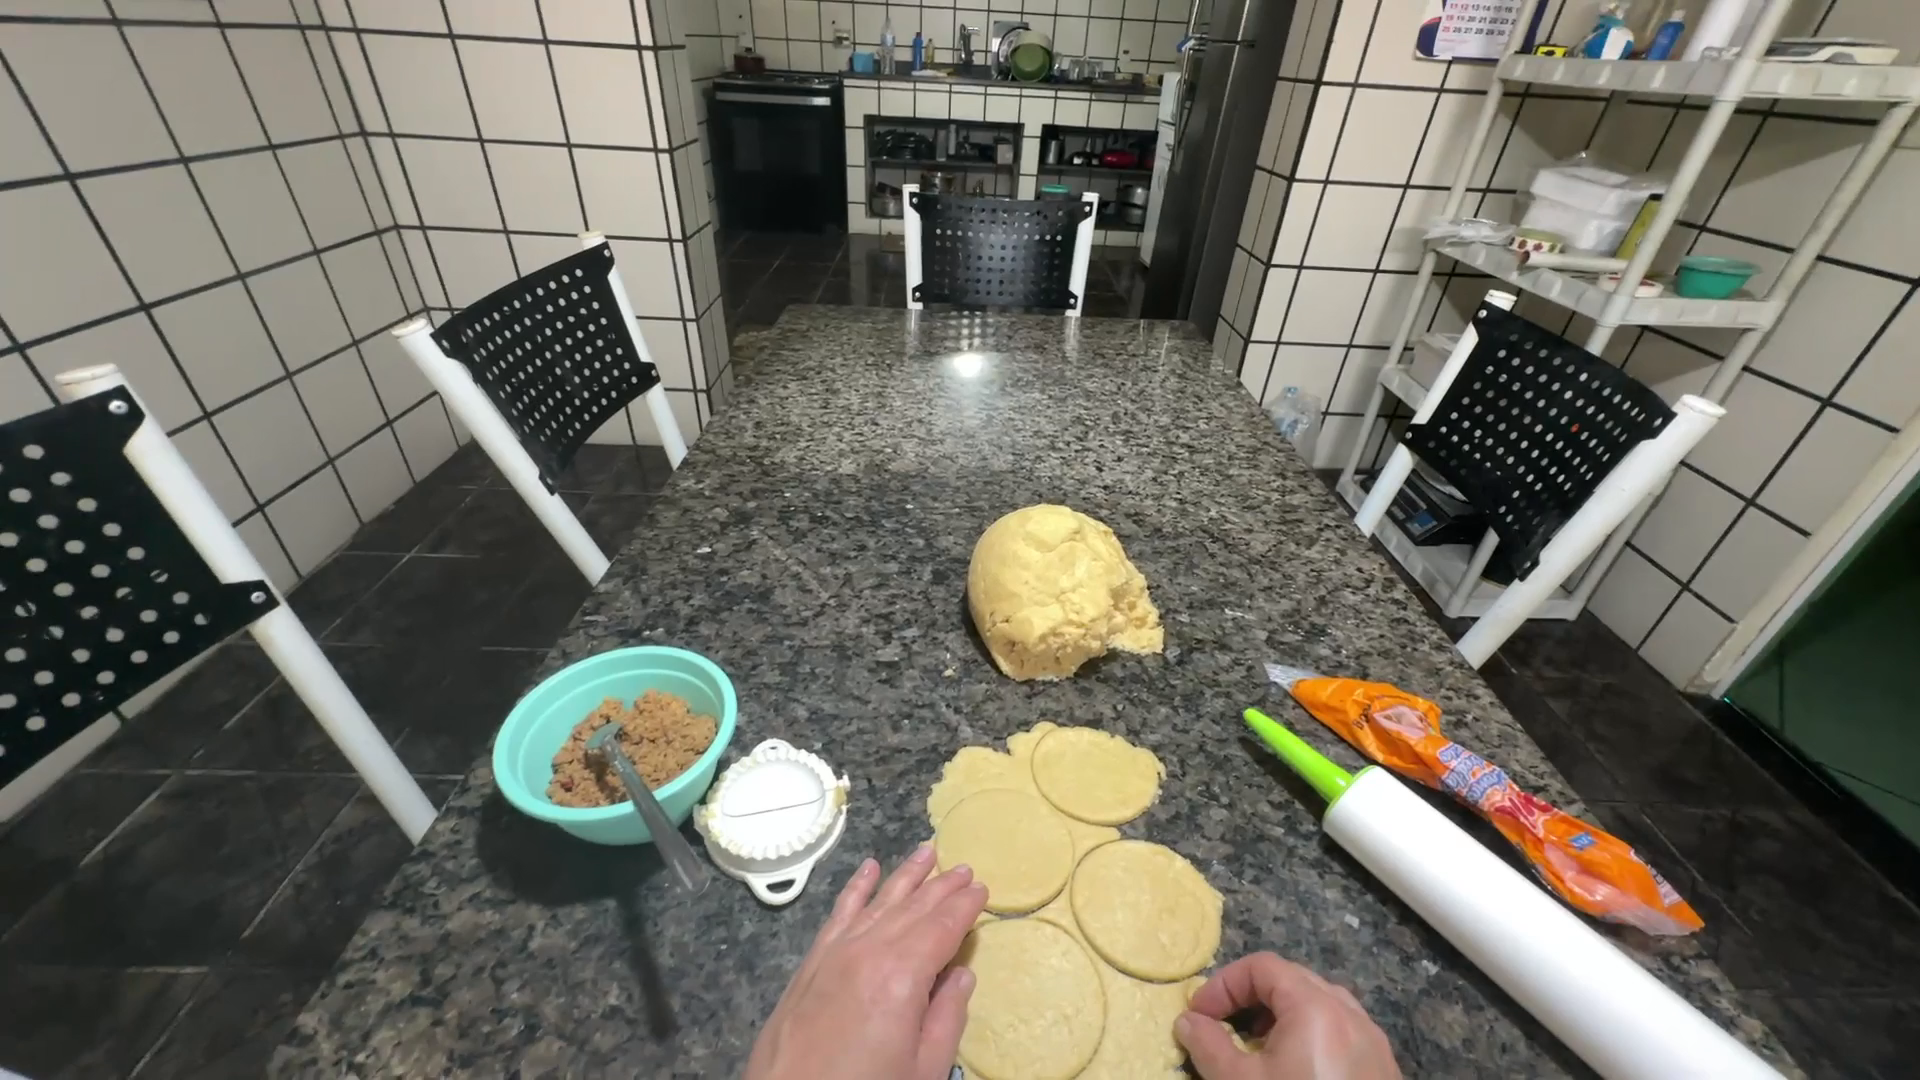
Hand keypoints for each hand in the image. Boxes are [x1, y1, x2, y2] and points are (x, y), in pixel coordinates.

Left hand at [744, 845, 987, 1079]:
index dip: (964, 907)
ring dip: (906, 874)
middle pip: (914, 907)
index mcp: (902, 976)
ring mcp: (836, 952)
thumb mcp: (922, 1073)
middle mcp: (869, 950)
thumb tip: (961, 974)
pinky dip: (856, 887)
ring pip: (879, 900)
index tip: (981, 888)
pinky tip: (869, 867)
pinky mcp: (812, 962)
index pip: (942, 927)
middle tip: (964, 868)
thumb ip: (946, 1020)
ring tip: (927, 851)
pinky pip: (839, 912)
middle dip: (942, 886)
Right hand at [1176, 952, 1400, 1079]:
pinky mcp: (1384, 1073)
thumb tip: (1188, 1022)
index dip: (1223, 984)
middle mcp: (1350, 1014)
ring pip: (1318, 1004)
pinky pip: (1340, 1033)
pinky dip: (1310, 1037)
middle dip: (1249, 997)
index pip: (1260, 967)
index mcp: (1315, 1006)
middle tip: (1223, 1025)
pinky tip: (1295, 1072)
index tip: (1199, 1016)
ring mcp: (1373, 1044)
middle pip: (1290, 979)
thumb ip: (1209, 1046)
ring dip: (1280, 1015)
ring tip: (1258, 1047)